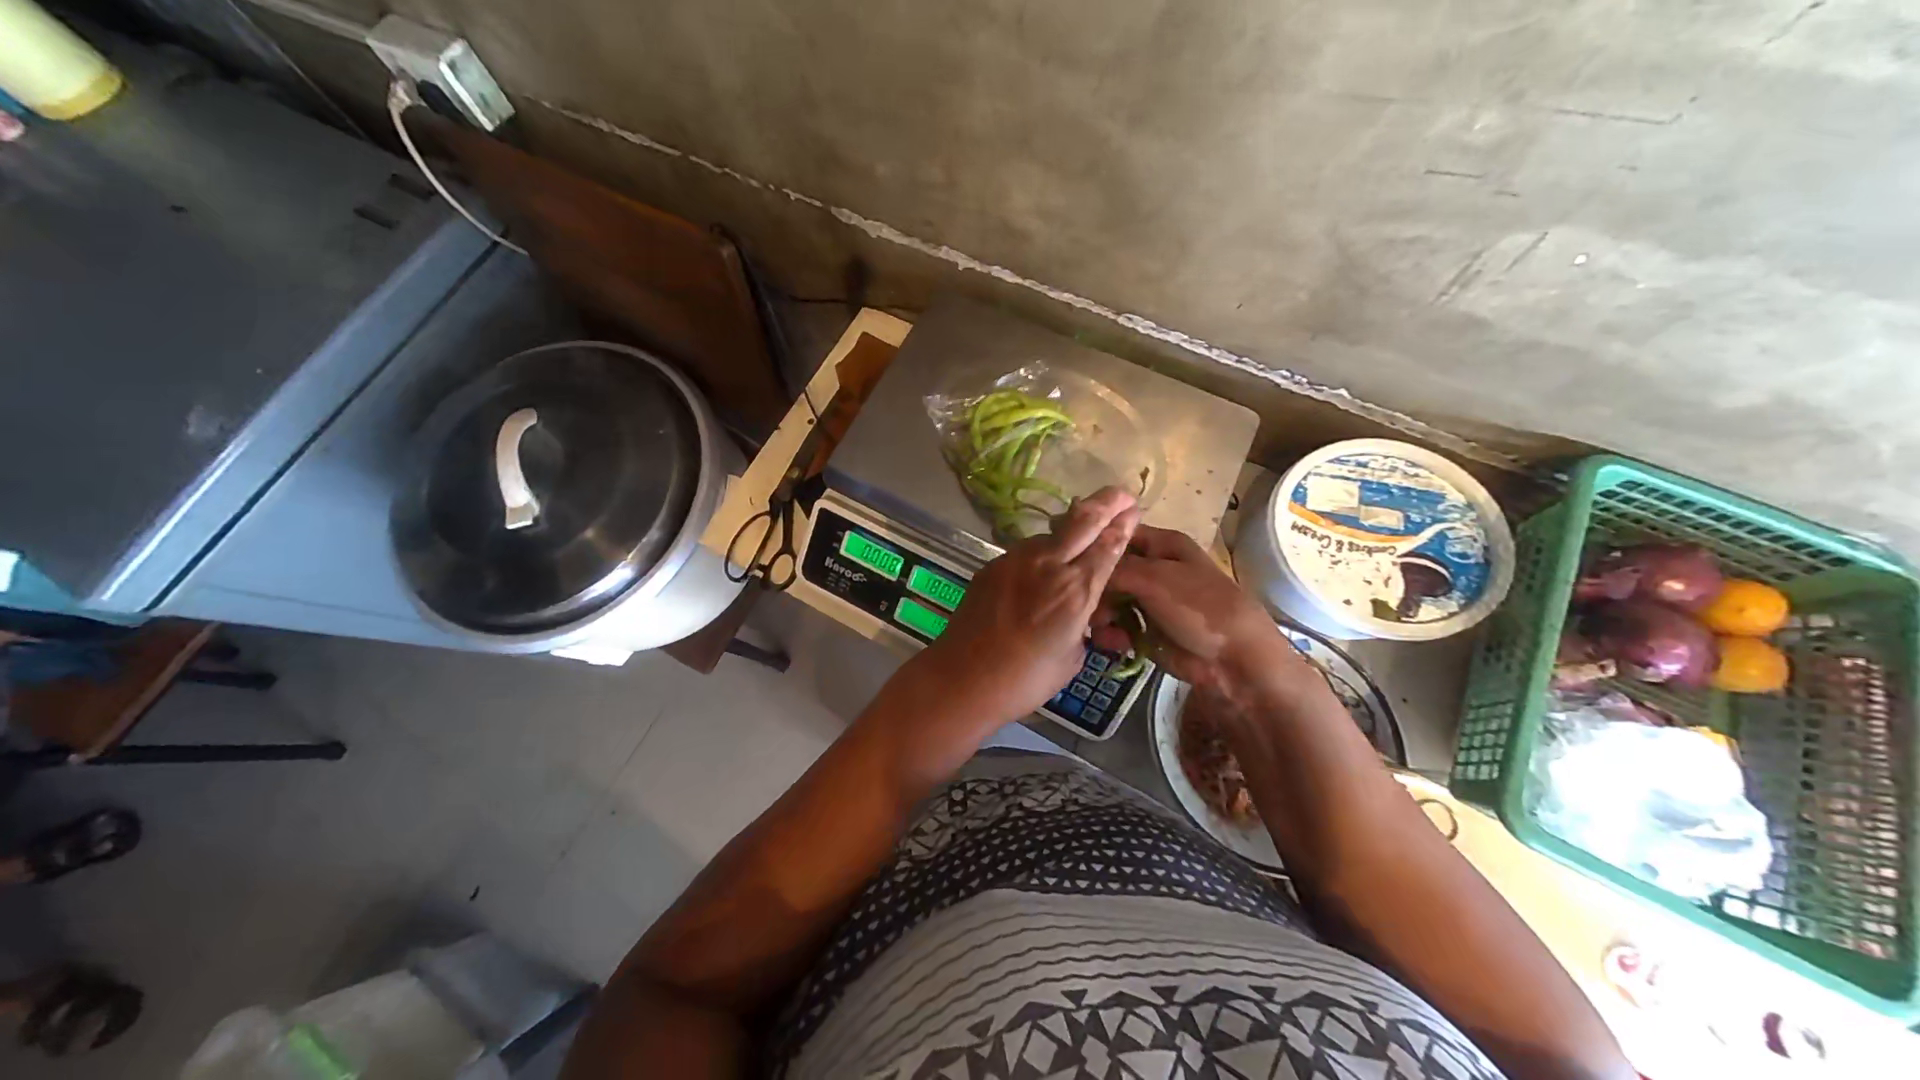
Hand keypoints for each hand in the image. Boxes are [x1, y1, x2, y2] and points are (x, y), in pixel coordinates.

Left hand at [906, 488, 1140, 728]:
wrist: (964, 677)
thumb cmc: (1026, 679)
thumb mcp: (1073, 657)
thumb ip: (1085, 622)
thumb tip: (1087, 608)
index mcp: (1077, 590)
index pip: (1109, 544)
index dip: (1124, 524)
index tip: (1134, 510)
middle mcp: (1049, 564)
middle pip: (1084, 518)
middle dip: (1108, 502)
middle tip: (1122, 495)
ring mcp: (1017, 559)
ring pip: (1053, 532)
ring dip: (1072, 528)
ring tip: (1084, 532)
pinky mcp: (994, 564)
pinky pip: (1028, 549)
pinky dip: (1044, 550)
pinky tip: (1044, 566)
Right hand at [1095, 525, 1314, 698]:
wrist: (1232, 660)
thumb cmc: (1198, 606)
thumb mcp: (1154, 577)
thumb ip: (1113, 569)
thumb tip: (1080, 567)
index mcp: (1162, 545)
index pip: (1116, 535)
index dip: (1093, 545)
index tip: (1067, 560)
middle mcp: (1153, 568)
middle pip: (1108, 571)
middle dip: (1094, 589)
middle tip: (1088, 606)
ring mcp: (1149, 600)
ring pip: (1108, 600)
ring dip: (1100, 615)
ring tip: (1102, 630)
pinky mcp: (1146, 630)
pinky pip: (1116, 626)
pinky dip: (1111, 635)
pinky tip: (1114, 644)